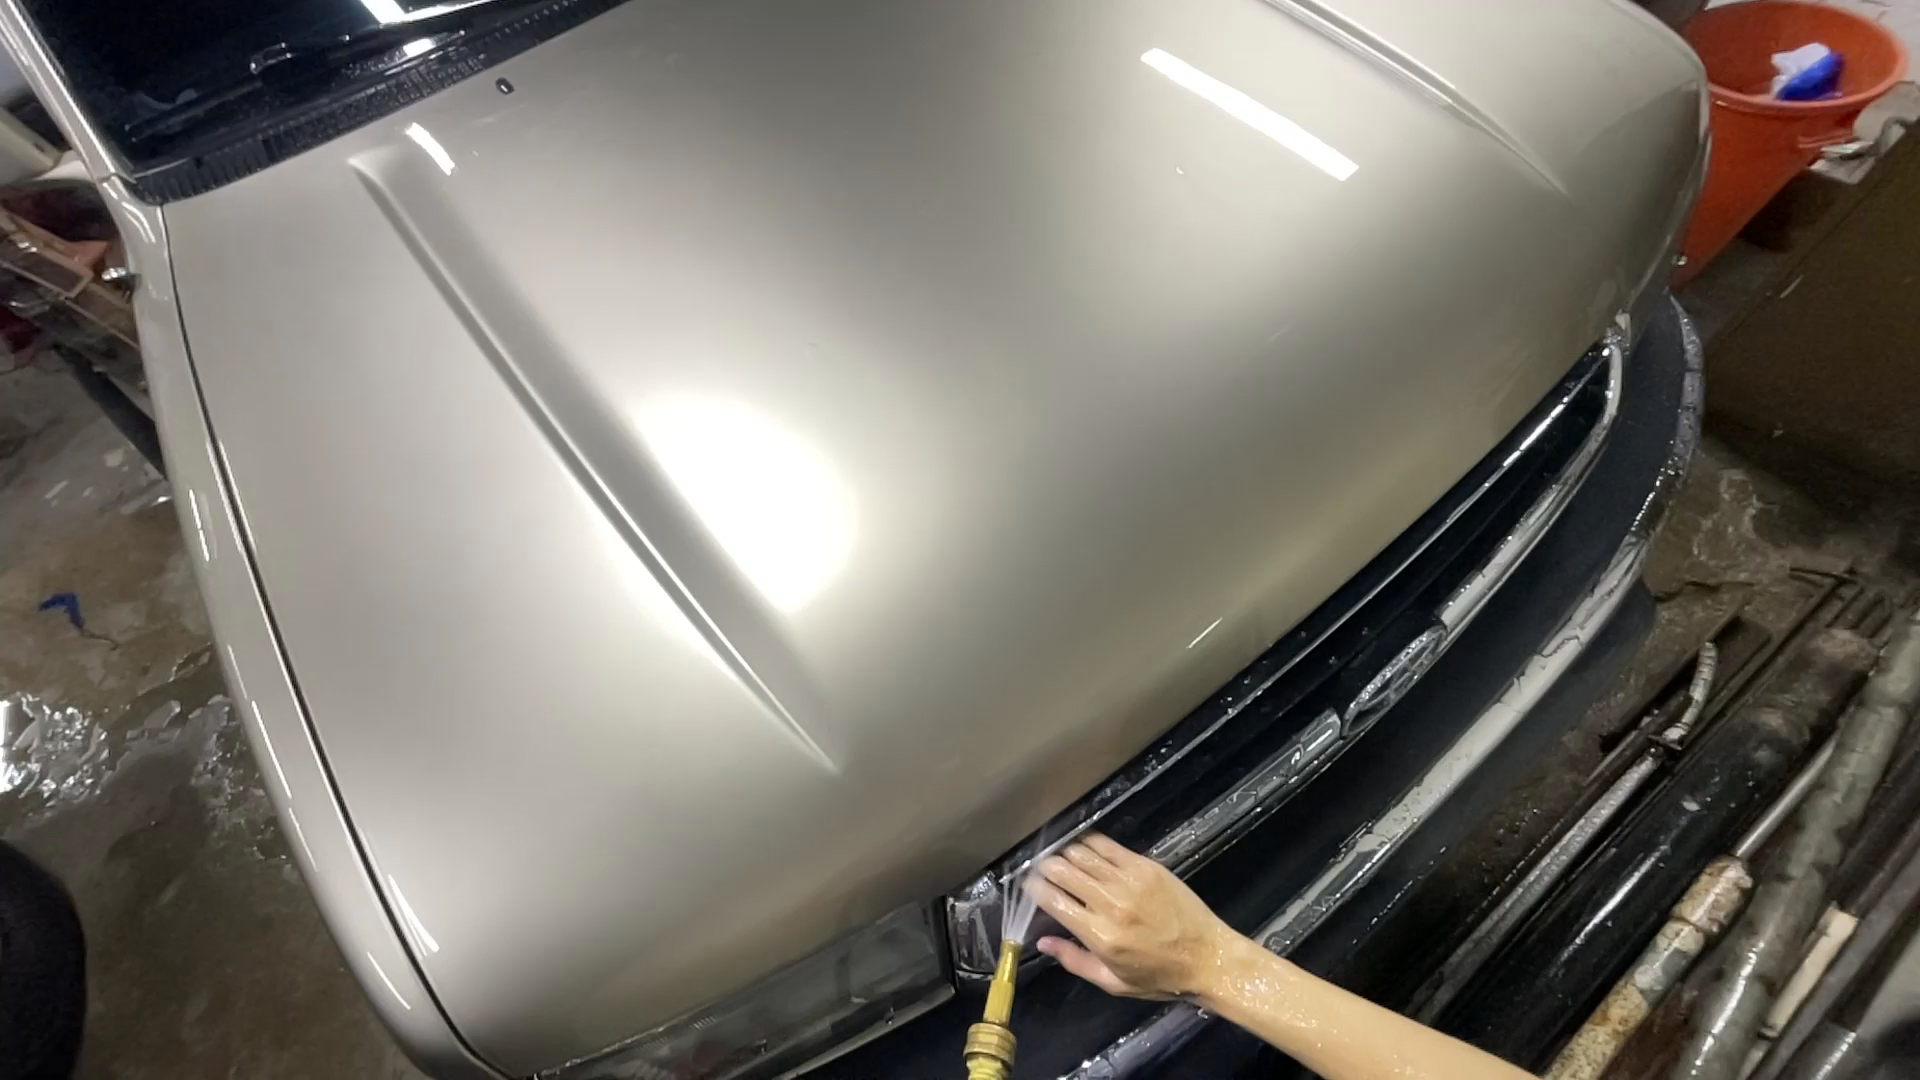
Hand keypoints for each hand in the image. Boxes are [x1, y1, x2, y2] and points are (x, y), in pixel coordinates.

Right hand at [1024, 832, 1244, 1000]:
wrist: (1207, 956)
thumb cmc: (1159, 976)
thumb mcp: (1114, 982)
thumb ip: (1074, 961)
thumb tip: (1042, 942)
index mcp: (1100, 936)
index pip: (1054, 901)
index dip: (1035, 889)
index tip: (1028, 884)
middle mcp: (1110, 903)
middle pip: (1063, 871)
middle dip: (1045, 867)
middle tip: (1040, 867)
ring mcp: (1128, 880)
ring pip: (1082, 853)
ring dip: (1064, 852)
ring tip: (1059, 855)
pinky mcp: (1144, 866)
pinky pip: (1107, 845)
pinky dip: (1089, 842)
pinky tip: (1082, 845)